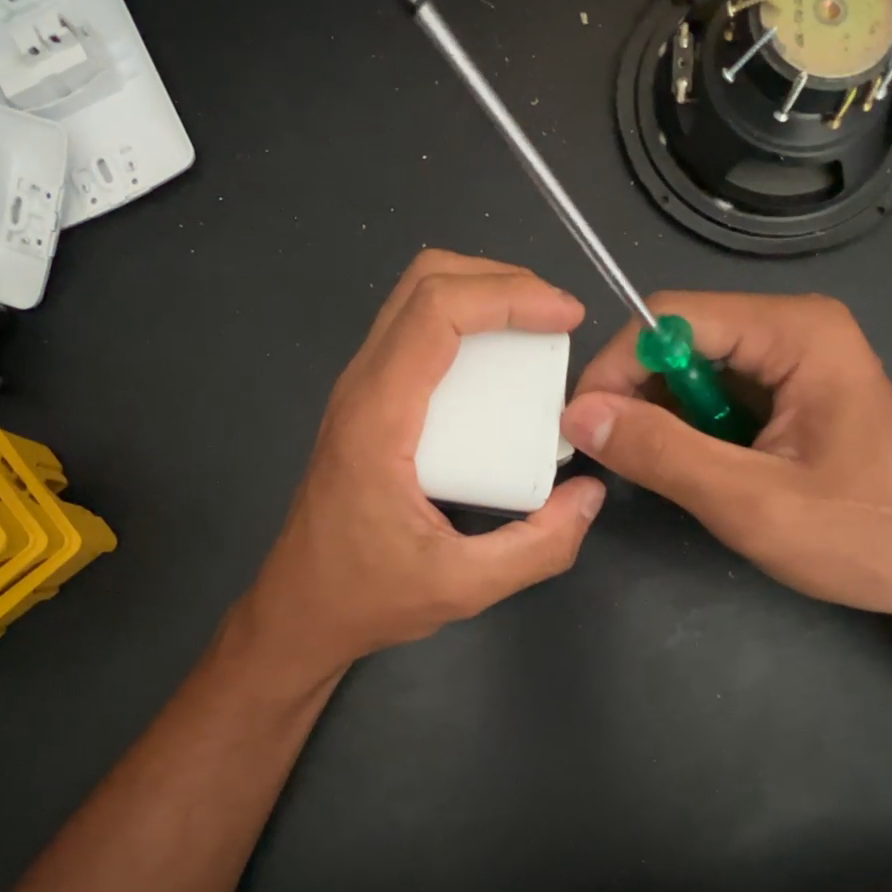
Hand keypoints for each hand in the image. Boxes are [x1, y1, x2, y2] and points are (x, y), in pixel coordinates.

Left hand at [241, 250, 606, 673]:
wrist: (301, 611)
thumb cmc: (370, 597)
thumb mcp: (465, 586)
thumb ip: (539, 546)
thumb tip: (590, 493)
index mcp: (379, 419)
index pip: (436, 311)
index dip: (509, 295)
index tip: (567, 316)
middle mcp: (361, 388)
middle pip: (423, 283)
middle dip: (499, 281)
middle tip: (556, 317)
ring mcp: (358, 391)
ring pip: (413, 300)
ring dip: (478, 295)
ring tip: (536, 328)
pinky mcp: (365, 404)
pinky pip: (412, 333)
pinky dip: (461, 322)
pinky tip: (498, 362)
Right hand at [560, 292, 891, 622]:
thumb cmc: (862, 538)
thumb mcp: (751, 502)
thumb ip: (662, 453)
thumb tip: (579, 416)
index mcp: (797, 333)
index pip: (671, 318)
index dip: (616, 366)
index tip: (582, 426)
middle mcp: (794, 330)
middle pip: (679, 338)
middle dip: (636, 394)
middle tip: (609, 456)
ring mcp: (794, 361)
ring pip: (692, 370)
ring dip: (660, 417)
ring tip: (651, 470)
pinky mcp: (790, 394)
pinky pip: (715, 395)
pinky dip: (688, 430)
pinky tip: (691, 469)